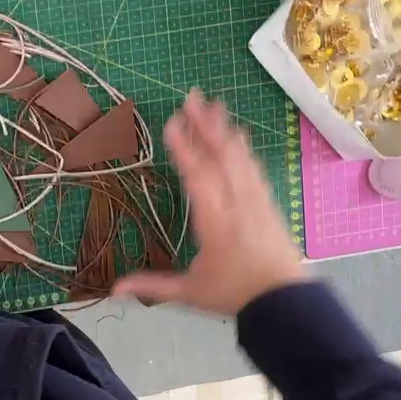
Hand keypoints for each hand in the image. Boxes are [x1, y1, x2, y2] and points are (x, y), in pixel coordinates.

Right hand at [114, 90, 307, 316]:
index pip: (198, 178)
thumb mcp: (191, 292)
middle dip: (206, 125)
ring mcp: (256, 202)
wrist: (287, 302)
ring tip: (215, 106)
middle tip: (194, 97)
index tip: (173, 122)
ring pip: (240, 159)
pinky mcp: (268, 205)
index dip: (184, 149)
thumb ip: (153, 285)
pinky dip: (242, 149)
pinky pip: (253, 169)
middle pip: (222, 157)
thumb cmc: (236, 294)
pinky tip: (238, 137)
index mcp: (215, 221)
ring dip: (225, 131)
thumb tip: (113, 289)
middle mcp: (237, 204)